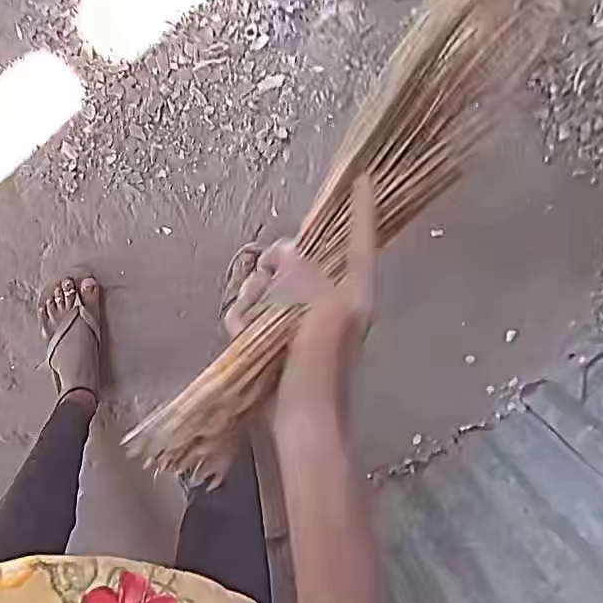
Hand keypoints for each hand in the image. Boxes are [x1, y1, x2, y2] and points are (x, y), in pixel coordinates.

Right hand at [227, 176, 376, 443]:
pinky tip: (242, 334)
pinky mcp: (273, 337)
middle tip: (264, 282)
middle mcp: (327, 299)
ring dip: (252, 299)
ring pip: (266, 283)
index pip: (357, 238)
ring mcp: (298, 319)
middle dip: (272, 268)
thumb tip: (283, 249)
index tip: (361, 178)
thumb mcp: (322, 313)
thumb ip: (304, 272)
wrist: (301, 424)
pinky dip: (242, 320)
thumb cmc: (320, 370)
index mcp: (351, 290)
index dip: (358, 208)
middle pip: (295, 258)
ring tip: (251, 324)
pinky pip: (250, 310)